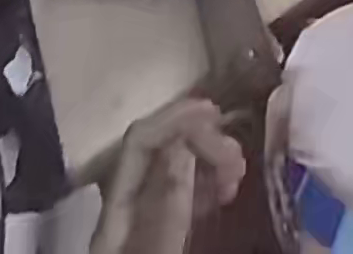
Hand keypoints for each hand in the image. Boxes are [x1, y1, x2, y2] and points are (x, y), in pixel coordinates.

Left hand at [91, 99, 246, 253]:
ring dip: (208, 158)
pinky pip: (182, 197)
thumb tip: (181, 145)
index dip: (176, 117)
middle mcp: (124, 208)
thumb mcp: (155, 253)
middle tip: (236, 152)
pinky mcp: (159, 239)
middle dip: (200, 138)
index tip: (215, 113)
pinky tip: (226, 187)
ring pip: (173, 170)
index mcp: (114, 209)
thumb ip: (166, 208)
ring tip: (237, 168)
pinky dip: (206, 184)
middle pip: (158, 150)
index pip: (140, 141)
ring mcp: (141, 223)